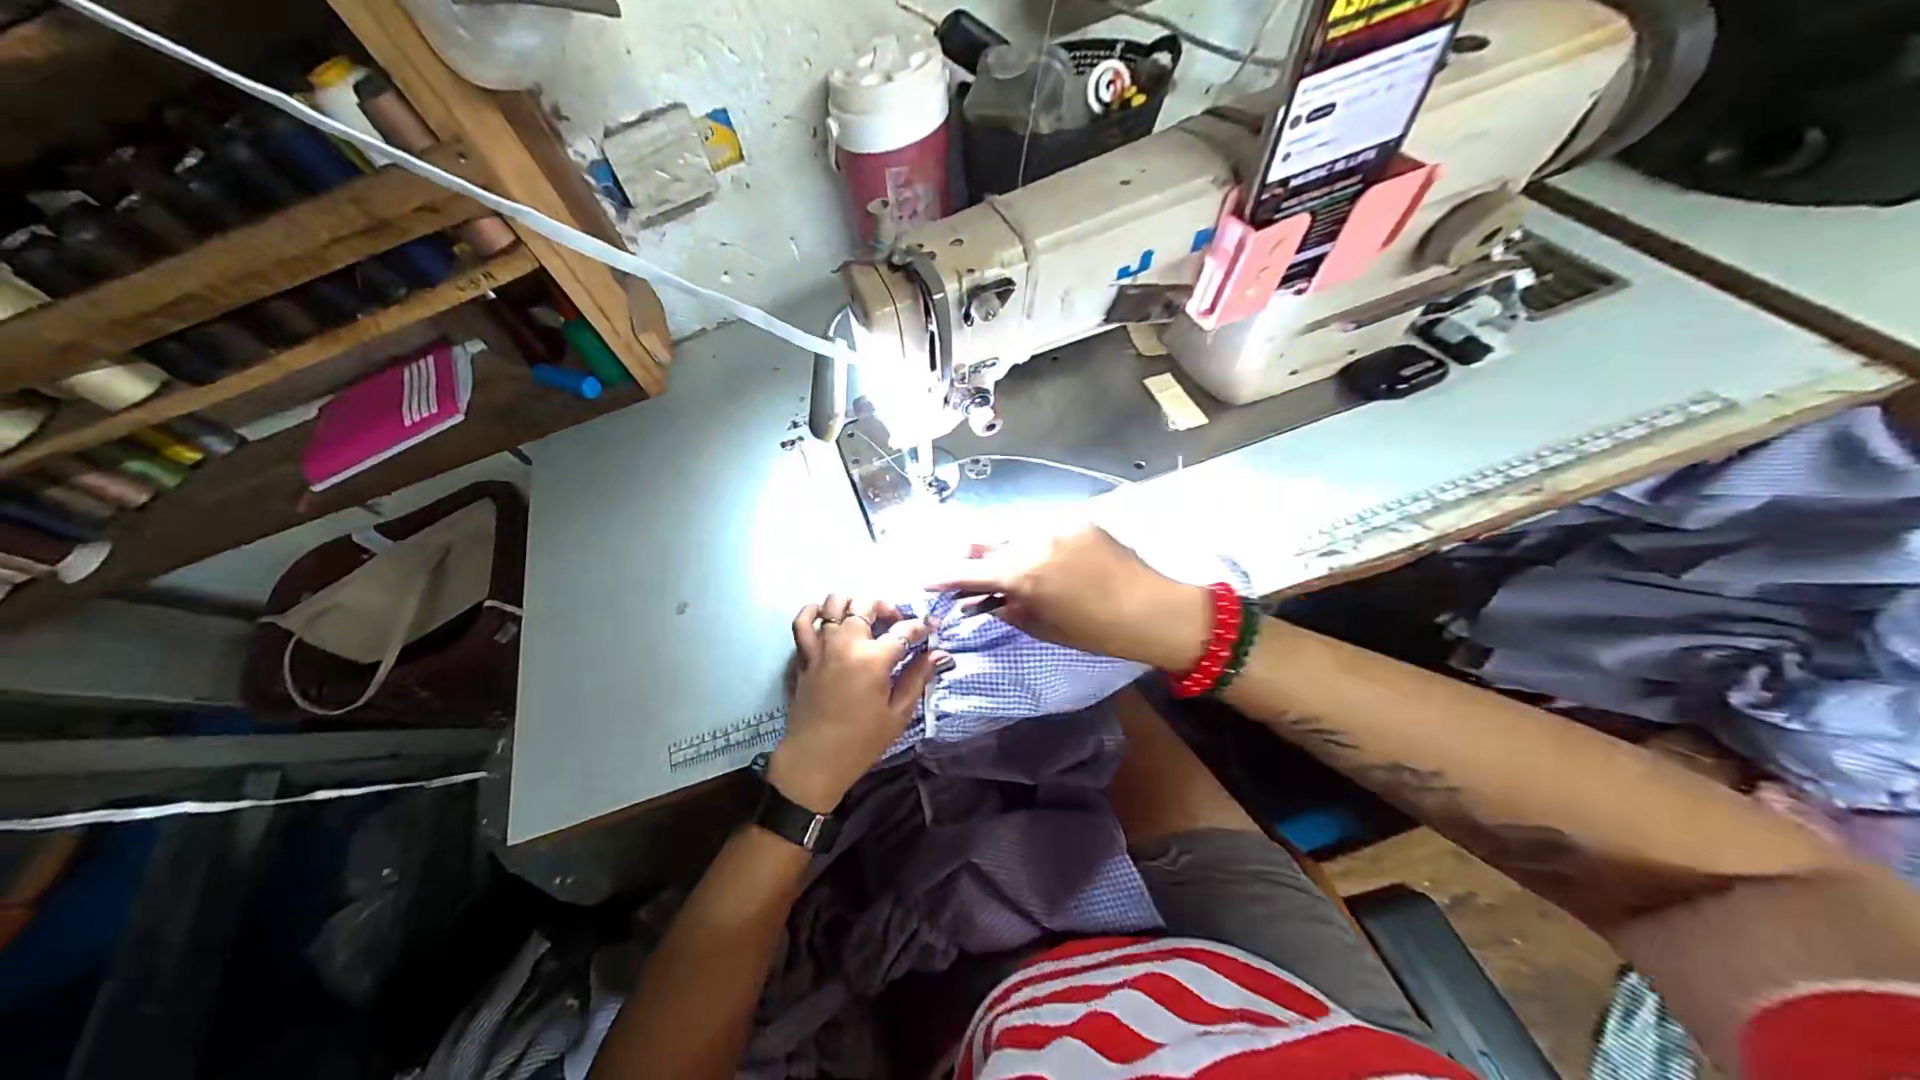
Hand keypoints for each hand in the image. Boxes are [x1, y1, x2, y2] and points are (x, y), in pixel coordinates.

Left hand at [769, 594, 936, 813]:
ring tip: (865, 617)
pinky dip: (814, 612)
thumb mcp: (898, 714)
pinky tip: (827, 617)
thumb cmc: (861, 742)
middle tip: (896, 623)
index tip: (930, 630)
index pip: (904, 630)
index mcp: (874, 659)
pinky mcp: (803, 655)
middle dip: (887, 607)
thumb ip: (917, 678)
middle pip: (867, 604)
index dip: (921, 627)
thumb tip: (937, 654)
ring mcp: (821, 646)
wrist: (814, 760)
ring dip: (853, 603)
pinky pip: (802, 621)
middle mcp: (846, 643)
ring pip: (834, 602)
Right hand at [928, 526, 1211, 671]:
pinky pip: (1046, 529)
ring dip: (1011, 550)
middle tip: (976, 573)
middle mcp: (1035, 542)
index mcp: (1024, 574)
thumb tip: (985, 600)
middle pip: (993, 546)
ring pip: (1019, 534)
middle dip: (981, 560)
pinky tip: (1050, 561)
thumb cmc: (1096, 631)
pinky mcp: (1079, 520)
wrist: (1151, 610)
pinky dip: (1039, 544)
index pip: (973, 572)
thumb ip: (1009, 609)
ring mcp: (1058, 526)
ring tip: (1017, 567)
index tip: (928, 579)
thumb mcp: (1045, 628)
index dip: (948, 577)